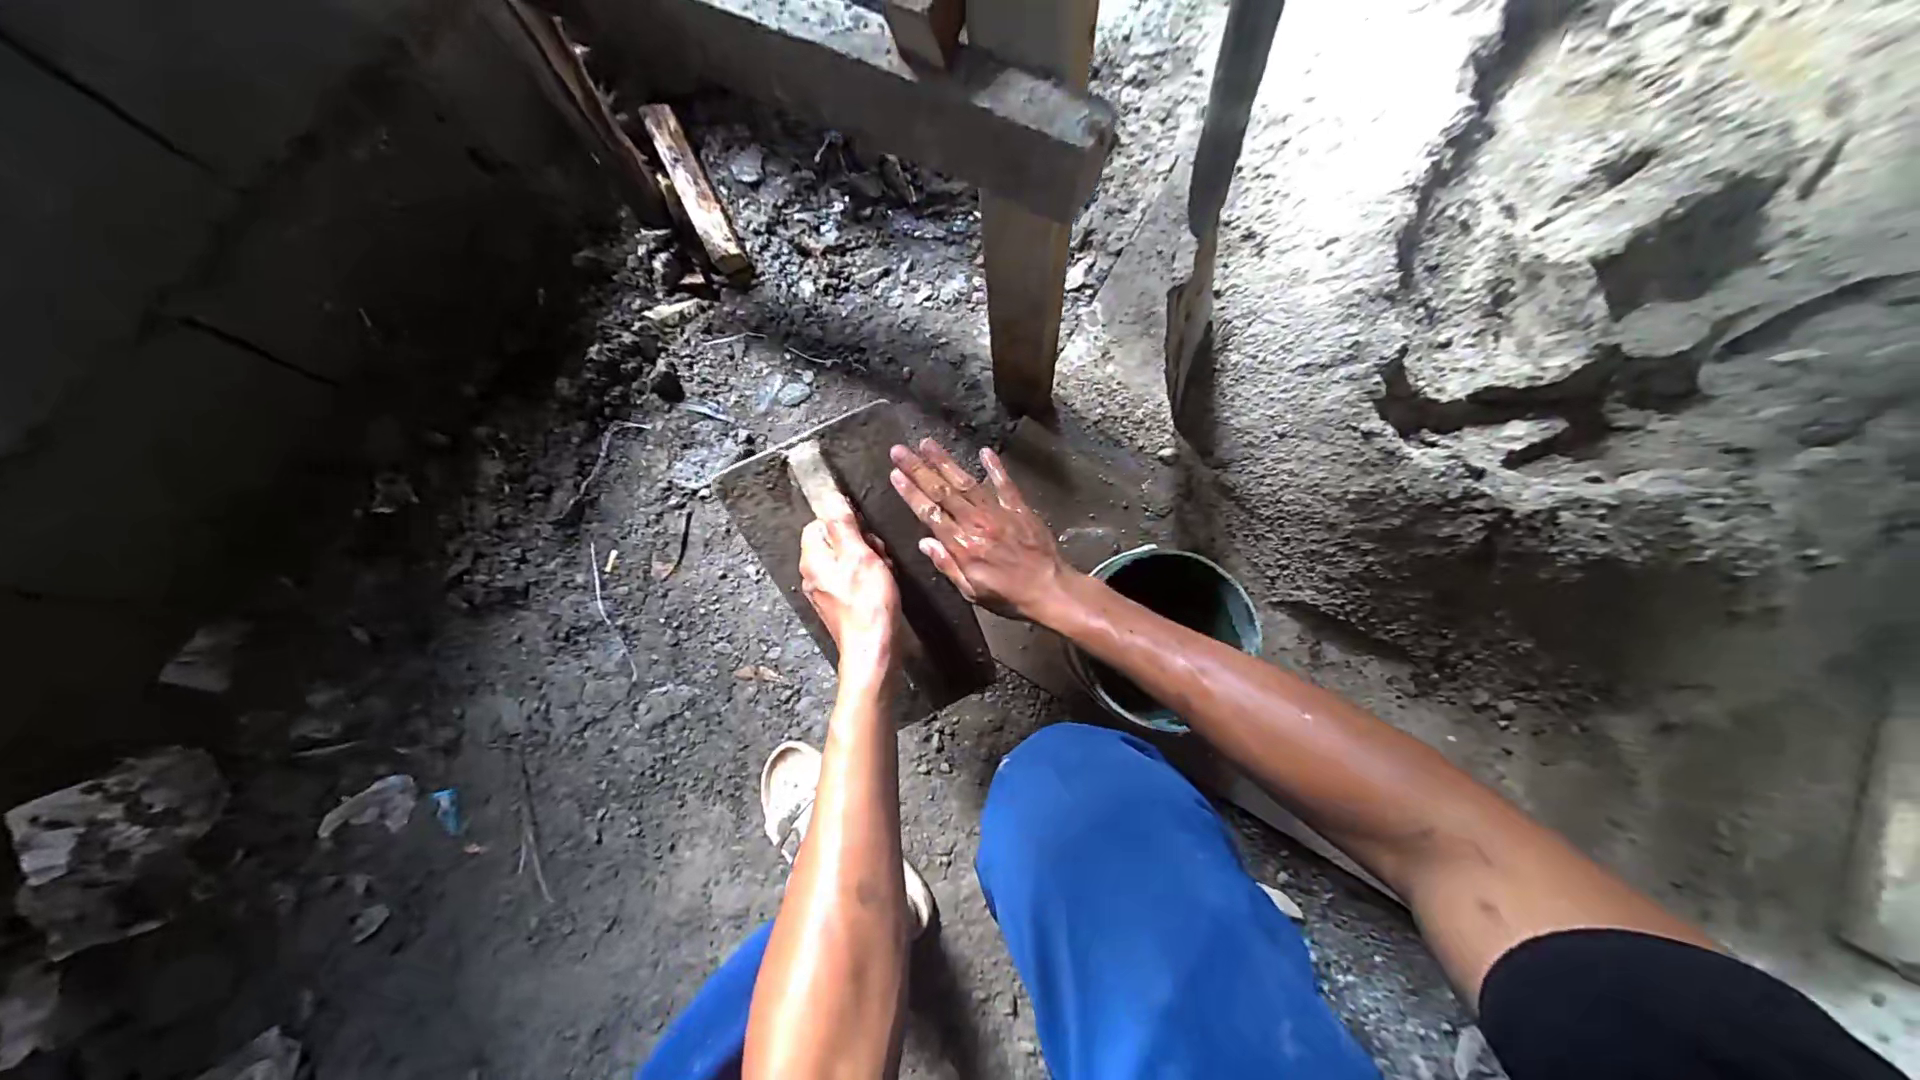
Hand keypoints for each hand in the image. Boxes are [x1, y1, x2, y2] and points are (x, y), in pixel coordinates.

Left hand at [798, 491, 899, 670]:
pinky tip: (881, 589)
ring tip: (882, 575)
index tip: (865, 534)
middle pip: (835, 541)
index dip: (846, 523)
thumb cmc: (867, 607)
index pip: (819, 523)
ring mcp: (826, 591)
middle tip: (877, 557)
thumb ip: (843, 524)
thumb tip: (830, 497)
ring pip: (847, 561)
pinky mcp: (839, 605)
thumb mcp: (861, 555)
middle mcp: (813, 574)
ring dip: (869, 562)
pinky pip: (853, 580)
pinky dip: (868, 580)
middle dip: (861, 543)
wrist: (873, 650)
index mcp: (812, 559)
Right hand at [888, 439, 1071, 621]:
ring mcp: (998, 512)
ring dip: (945, 461)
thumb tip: (925, 543)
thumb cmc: (1008, 596)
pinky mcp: (1019, 509)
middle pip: (942, 491)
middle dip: (918, 469)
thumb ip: (947, 565)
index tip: (895, 474)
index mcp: (962, 545)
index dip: (910, 492)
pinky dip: (995, 467)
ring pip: (966, 482)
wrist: (1049, 589)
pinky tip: (984, 451)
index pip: (929, 513)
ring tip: (927, 444)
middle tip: (899, 450)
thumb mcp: (971, 591)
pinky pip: (1004, 484)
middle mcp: (976, 523)